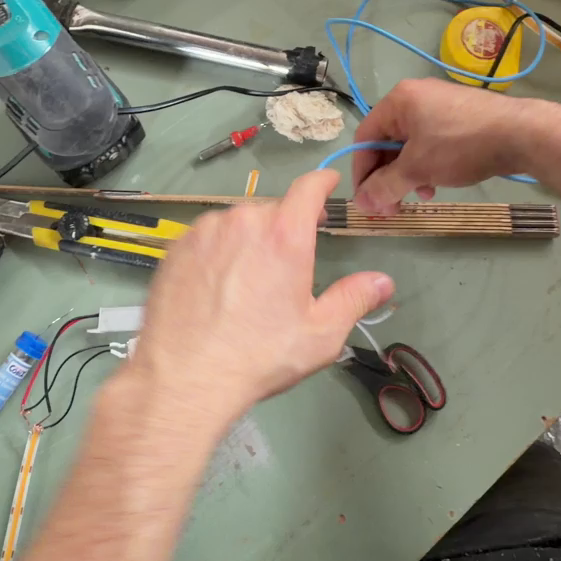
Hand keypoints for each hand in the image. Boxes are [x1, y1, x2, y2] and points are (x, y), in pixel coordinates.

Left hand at [128, 170, 393, 425]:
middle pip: (273, 211)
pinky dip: (217, 251)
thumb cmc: (259, 356)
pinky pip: (207, 237)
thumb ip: (354, 299)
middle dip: (284, 230)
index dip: (322, 182)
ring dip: (248, 240)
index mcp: (285, 234)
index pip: (309, 188)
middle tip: (285, 267)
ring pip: (237, 223)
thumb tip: (384, 281)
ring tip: (245, 283)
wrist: (183, 378)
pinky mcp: (177, 246)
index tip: (328, 182)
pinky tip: (214, 286)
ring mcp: (206, 230)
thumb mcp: (320, 335)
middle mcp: (244, 220)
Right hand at [351, 79, 560, 214]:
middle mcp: (415, 97)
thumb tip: (361, 203)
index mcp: (398, 101)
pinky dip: (427, 164)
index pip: (365, 137)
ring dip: (408, 175)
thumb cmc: (461, 146)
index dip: (361, 172)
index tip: (366, 201)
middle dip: (387, 177)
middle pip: (387, 142)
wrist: (521, 134)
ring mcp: (440, 105)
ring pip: (410, 145)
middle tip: (391, 208)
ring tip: (421, 196)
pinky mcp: (459, 116)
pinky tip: (438, 183)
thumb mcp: (418, 168)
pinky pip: (431, 142)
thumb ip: (385, 186)